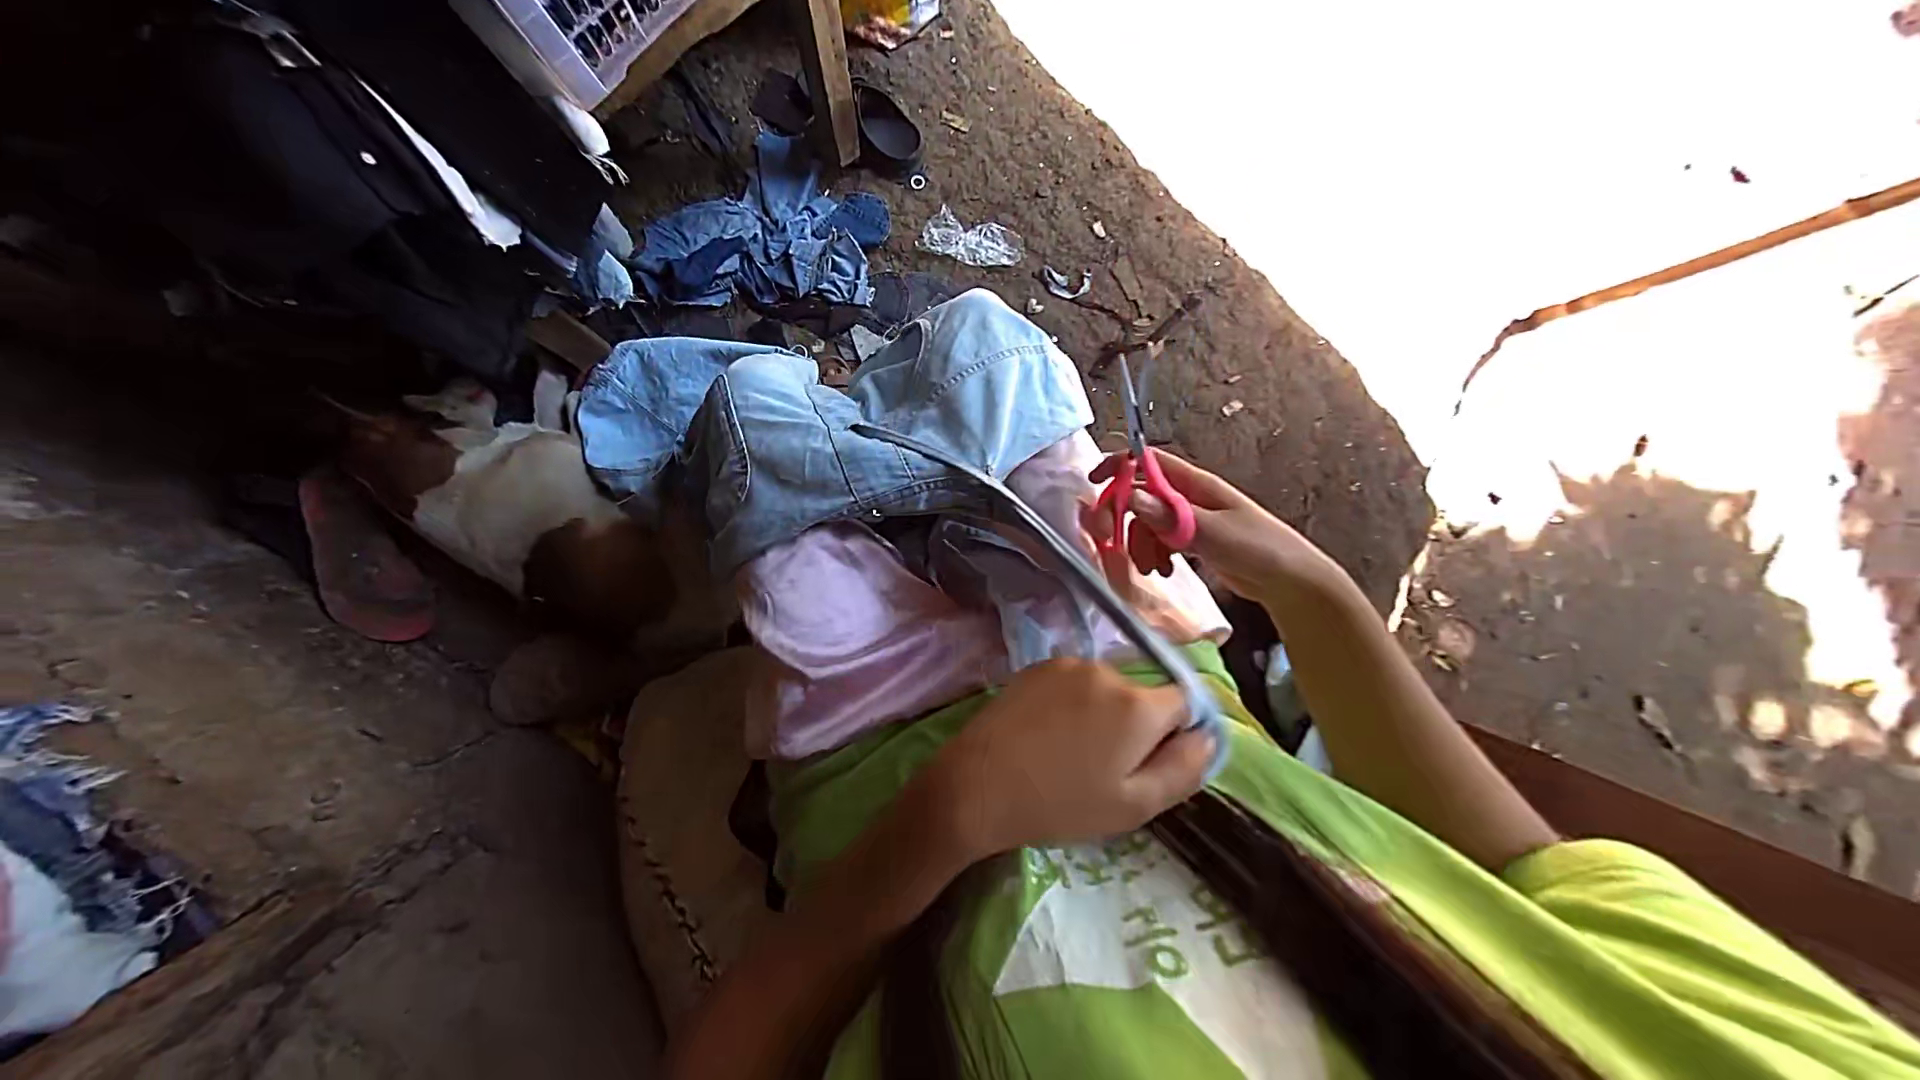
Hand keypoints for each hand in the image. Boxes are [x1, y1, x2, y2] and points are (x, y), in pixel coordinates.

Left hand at [914, 659, 1214, 859]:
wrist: (976, 785)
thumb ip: (1184, 769)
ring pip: (1108, 688)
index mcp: (1138, 705)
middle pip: (1143, 694)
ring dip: (1103, 713)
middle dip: (1137, 725)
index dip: (1177, 732)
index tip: (1150, 760)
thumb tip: (1209, 736)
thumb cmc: (1059, 804)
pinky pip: (1075, 682)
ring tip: (1069, 752)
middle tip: (1104, 766)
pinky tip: (1047, 733)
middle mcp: (1107, 671)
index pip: (1186, 700)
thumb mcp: (1133, 805)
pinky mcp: (1038, 665)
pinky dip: (1073, 703)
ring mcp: (1068, 663)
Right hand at [1086, 448, 1343, 601]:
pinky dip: (1153, 554)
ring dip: (1139, 544)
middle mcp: (1188, 496)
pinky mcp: (1191, 540)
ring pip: (1146, 523)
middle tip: (1111, 540)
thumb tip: (1132, 497)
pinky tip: (1163, 571)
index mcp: (1194, 483)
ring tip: (1151, 568)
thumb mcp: (1212, 532)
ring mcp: (1189, 519)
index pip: (1147, 462)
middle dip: (1122, 516)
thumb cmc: (1258, 548)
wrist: (1290, 581)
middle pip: (1139, 495)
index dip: (1119, 466)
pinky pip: (1158, 540)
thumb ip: (1171, 516)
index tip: (1095, 482)